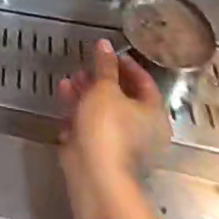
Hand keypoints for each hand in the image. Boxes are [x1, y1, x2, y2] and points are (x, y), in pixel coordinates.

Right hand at [57, 39, 169, 182]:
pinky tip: (64, 96)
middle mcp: (142, 130)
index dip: (128, 65)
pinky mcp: (101, 152)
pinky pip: (91, 125)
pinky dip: (79, 110)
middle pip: (123, 97)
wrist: (94, 175)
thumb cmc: (107, 127)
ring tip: (70, 79)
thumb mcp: (105, 89)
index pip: (145, 82)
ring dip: (86, 92)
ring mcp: (121, 143)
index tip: (110, 52)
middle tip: (87, 65)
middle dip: (101, 79)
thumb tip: (105, 44)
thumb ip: (105, 65)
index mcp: (153, 114)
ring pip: (104, 111)